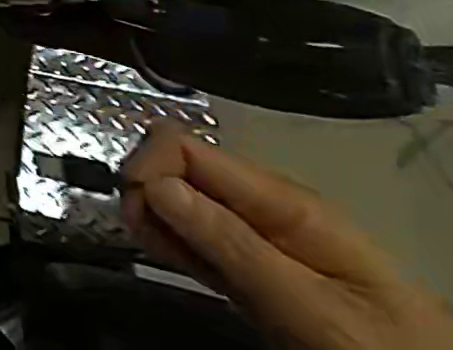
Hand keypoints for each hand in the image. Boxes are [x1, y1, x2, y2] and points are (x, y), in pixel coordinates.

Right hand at [121, 124, 452, 349]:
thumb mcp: (314, 309)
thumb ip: (234, 245)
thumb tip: (154, 183)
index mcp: (282, 199)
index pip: (186, 143)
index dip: (149, 165)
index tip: (137, 210)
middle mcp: (265, 203)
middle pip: (179, 163)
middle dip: (147, 189)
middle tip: (145, 237)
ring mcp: (262, 231)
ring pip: (182, 195)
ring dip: (156, 214)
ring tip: (158, 251)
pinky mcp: (258, 260)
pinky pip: (199, 230)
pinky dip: (174, 236)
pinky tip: (172, 255)